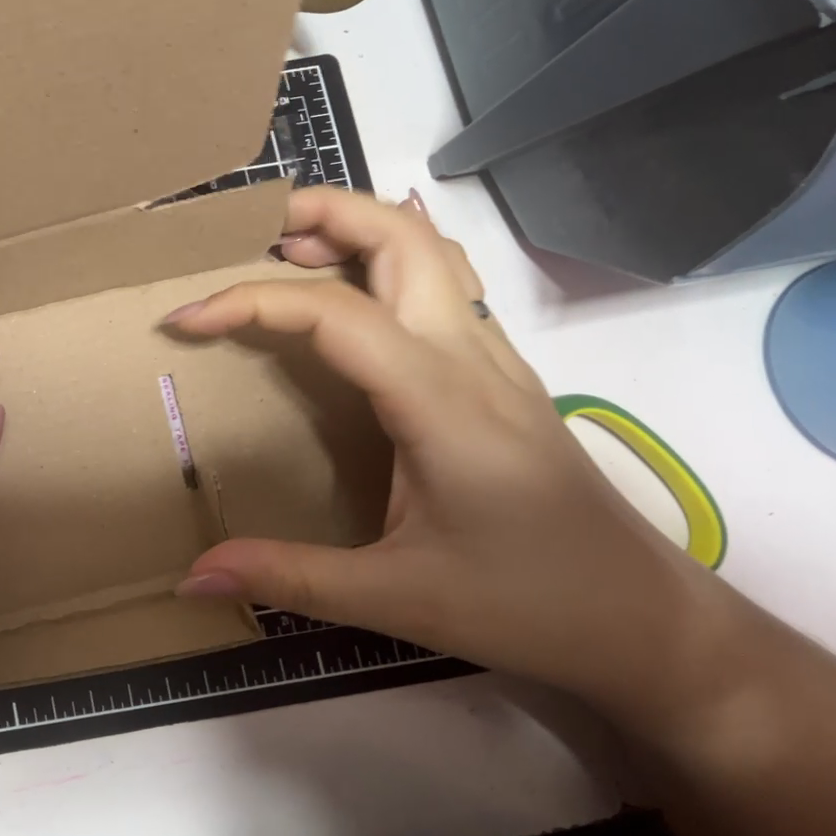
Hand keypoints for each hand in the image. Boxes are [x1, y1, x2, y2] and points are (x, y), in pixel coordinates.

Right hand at [165, 187, 726, 714]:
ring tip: (285, 247)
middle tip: (244, 231)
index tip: (184, 320)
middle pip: (402, 236)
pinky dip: (384, 257)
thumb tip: (192, 574)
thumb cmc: (528, 605)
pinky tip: (350, 290)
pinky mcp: (498, 372)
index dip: (250, 301)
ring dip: (355, 227)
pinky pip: (442, 281)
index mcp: (440, 401)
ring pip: (428, 249)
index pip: (334, 313)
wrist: (651, 623)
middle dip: (322, 212)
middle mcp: (471, 357)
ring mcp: (493, 358)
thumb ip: (288, 578)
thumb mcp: (397, 600)